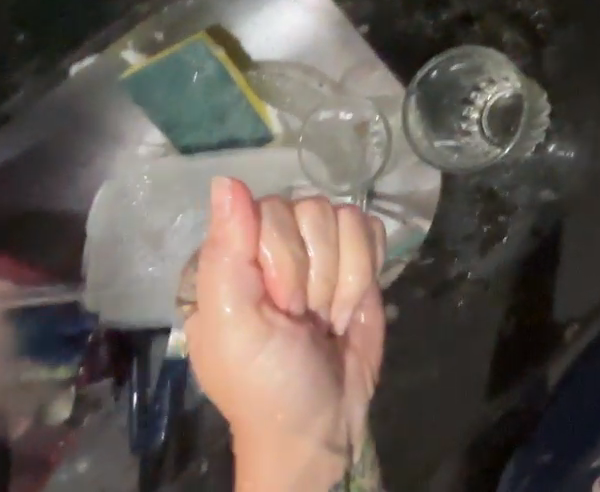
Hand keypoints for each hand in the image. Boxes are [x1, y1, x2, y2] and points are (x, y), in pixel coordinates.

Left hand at [185, 179, 386, 491]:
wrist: (323, 419)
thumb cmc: (265, 380)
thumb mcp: (234, 325)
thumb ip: (227, 252)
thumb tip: (225, 180)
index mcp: (234, 256)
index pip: (270, 211)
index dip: (284, 258)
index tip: (279, 306)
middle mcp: (276, 243)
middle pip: (315, 211)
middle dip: (317, 274)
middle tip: (303, 317)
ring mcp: (322, 248)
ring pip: (349, 220)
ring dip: (345, 278)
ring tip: (326, 316)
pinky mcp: (360, 256)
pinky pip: (374, 230)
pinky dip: (368, 270)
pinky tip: (350, 302)